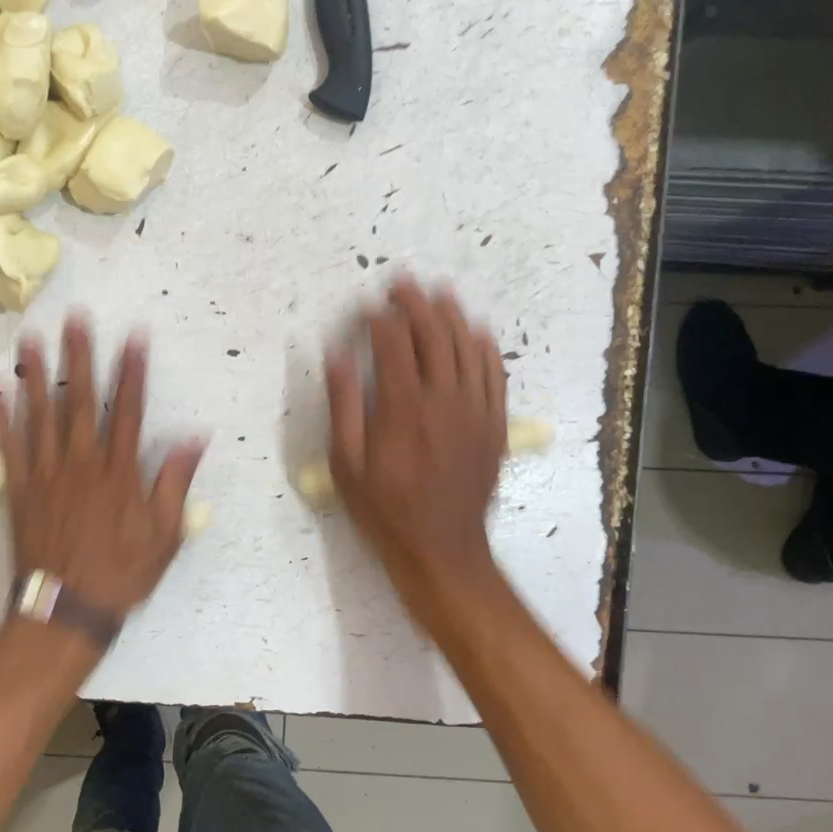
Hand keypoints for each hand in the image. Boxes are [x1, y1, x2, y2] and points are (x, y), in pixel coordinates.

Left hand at [0, 316, 204, 626]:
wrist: (68, 608)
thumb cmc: (122, 573)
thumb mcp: (165, 534)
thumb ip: (175, 483)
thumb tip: (195, 439)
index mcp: (119, 471)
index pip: (129, 410)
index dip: (132, 371)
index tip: (134, 336)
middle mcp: (81, 462)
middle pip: (80, 401)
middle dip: (79, 356)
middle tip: (74, 319)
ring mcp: (47, 474)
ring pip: (40, 415)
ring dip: (35, 375)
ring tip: (29, 338)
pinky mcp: (20, 490)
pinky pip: (9, 448)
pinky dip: (2, 419)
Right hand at [325, 279, 507, 618]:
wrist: (440, 547)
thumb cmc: (383, 509)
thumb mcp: (345, 464)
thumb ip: (343, 406)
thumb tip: (338, 357)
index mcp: (402, 409)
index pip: (395, 345)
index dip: (382, 318)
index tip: (369, 304)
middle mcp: (443, 400)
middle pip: (435, 336)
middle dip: (417, 304)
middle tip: (403, 284)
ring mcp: (475, 410)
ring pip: (468, 347)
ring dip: (452, 315)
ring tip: (438, 293)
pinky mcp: (494, 423)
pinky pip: (494, 373)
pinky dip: (484, 346)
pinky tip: (475, 332)